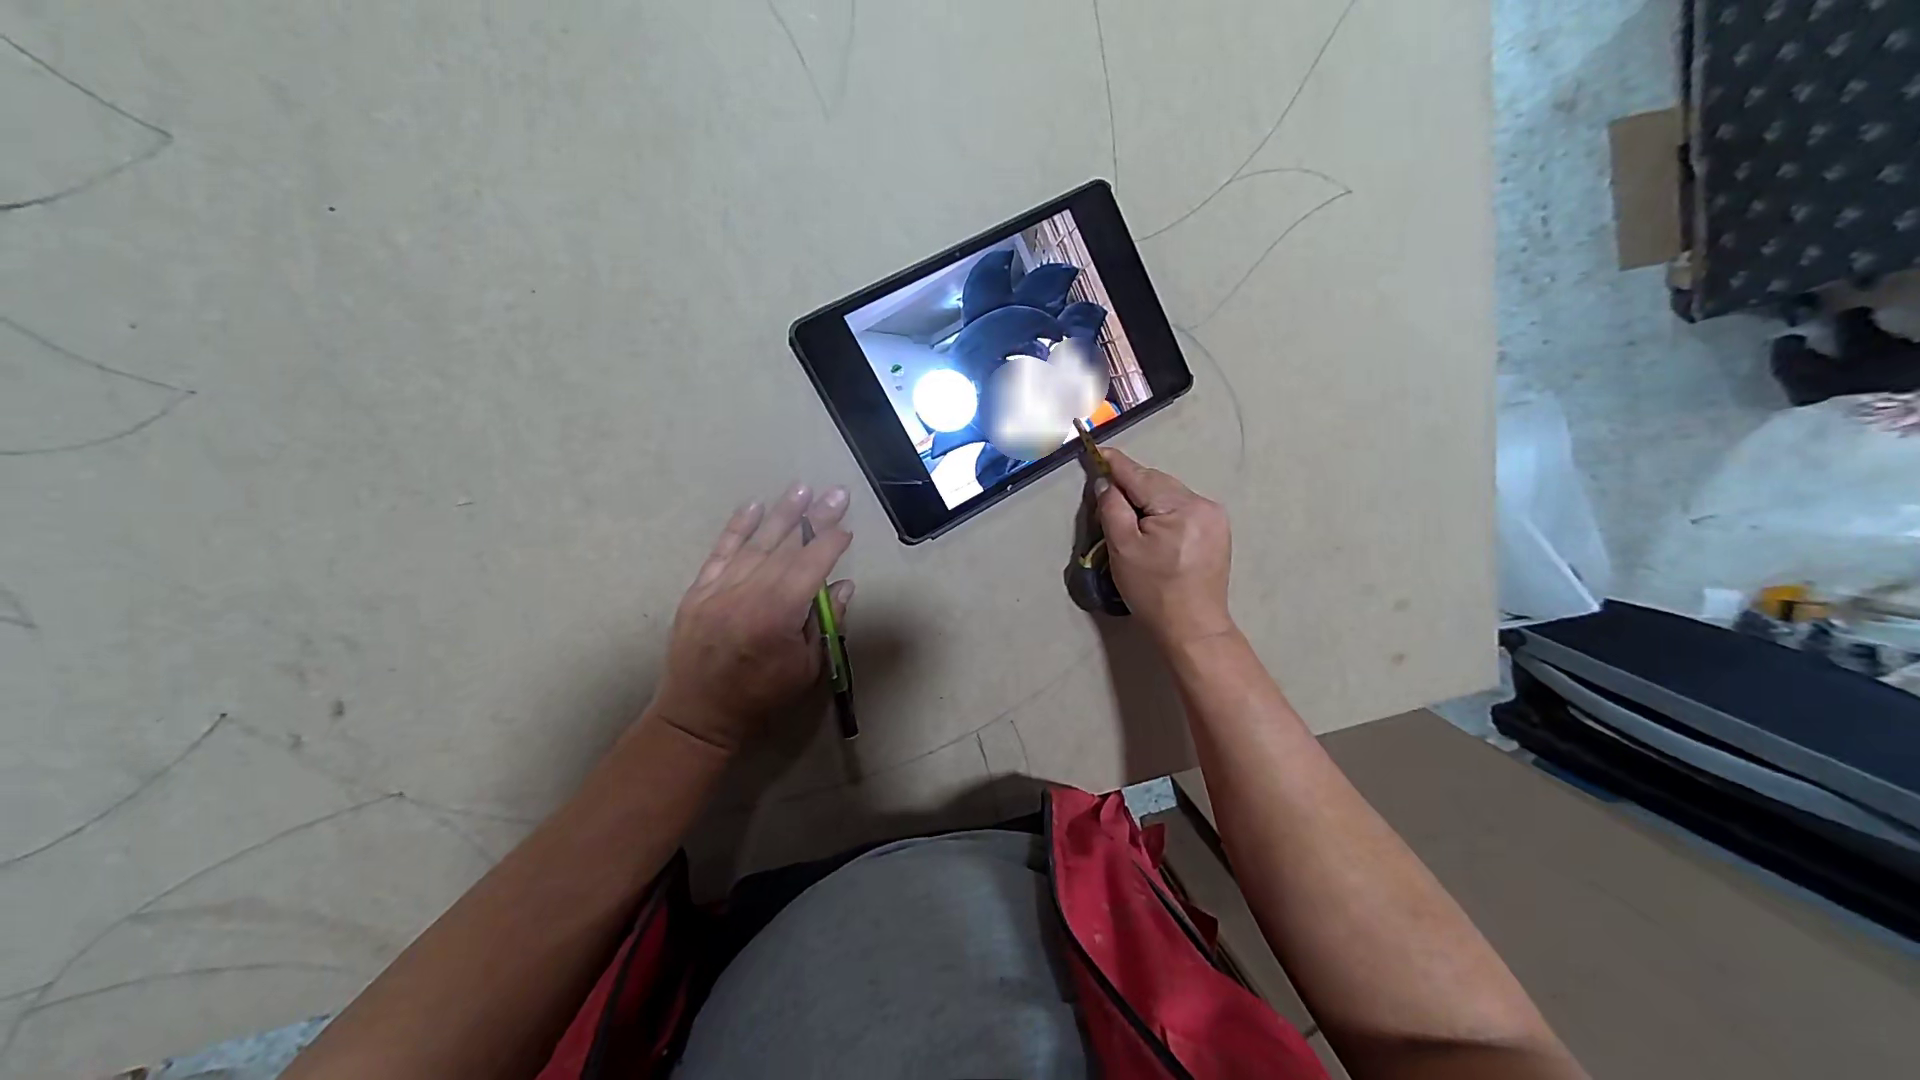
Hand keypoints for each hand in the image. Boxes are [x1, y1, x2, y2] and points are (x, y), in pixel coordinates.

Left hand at [651, 482, 853, 752]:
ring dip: (781, 514)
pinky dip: (737, 528)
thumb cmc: (761, 697)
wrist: (698, 715)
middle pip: (787, 548)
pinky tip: (753, 507)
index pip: (811, 566)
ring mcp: (719, 589)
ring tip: (801, 488)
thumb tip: (843, 586)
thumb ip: (825, 623)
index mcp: (778, 615)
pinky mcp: (698, 591)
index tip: (847, 528)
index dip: (831, 544)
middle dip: (815, 519)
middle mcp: (748, 594)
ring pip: (756, 544)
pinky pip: (720, 552)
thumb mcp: (806, 668)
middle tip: (836, 493)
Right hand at [1095, 450, 1233, 647]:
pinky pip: (1182, 507)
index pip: (1140, 476)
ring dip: (1147, 498)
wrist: (1192, 627)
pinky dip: (1162, 509)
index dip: (1115, 464)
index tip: (1096, 450)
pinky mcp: (1217, 530)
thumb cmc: (1154, 591)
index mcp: (1181, 507)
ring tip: (1127, 515)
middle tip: (1105, 493)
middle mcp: (1203, 505)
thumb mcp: (1123, 548)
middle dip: (1131, 484)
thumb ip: (1112, 509)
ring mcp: (1214, 517)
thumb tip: (1106, 483)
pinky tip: (1150, 525)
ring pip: (1170, 494)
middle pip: (1157, 482)